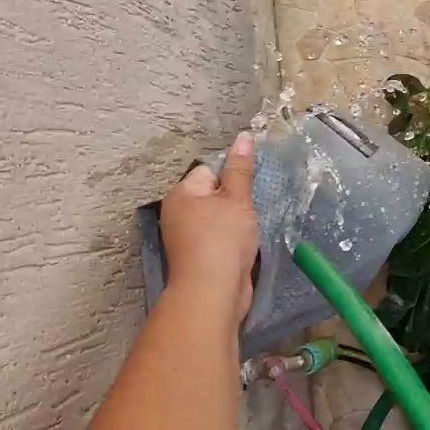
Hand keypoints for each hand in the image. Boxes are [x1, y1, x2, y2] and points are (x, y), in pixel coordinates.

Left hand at [160, 132, 258, 325]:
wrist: (213, 293)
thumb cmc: (223, 238)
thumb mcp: (237, 198)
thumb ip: (241, 168)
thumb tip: (244, 136)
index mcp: (182, 194)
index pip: (210, 170)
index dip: (232, 178)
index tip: (247, 191)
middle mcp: (179, 213)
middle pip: (215, 194)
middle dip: (236, 201)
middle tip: (251, 210)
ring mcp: (187, 238)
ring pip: (219, 218)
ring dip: (237, 222)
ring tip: (250, 229)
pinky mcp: (199, 258)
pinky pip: (220, 238)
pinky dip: (233, 240)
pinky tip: (245, 246)